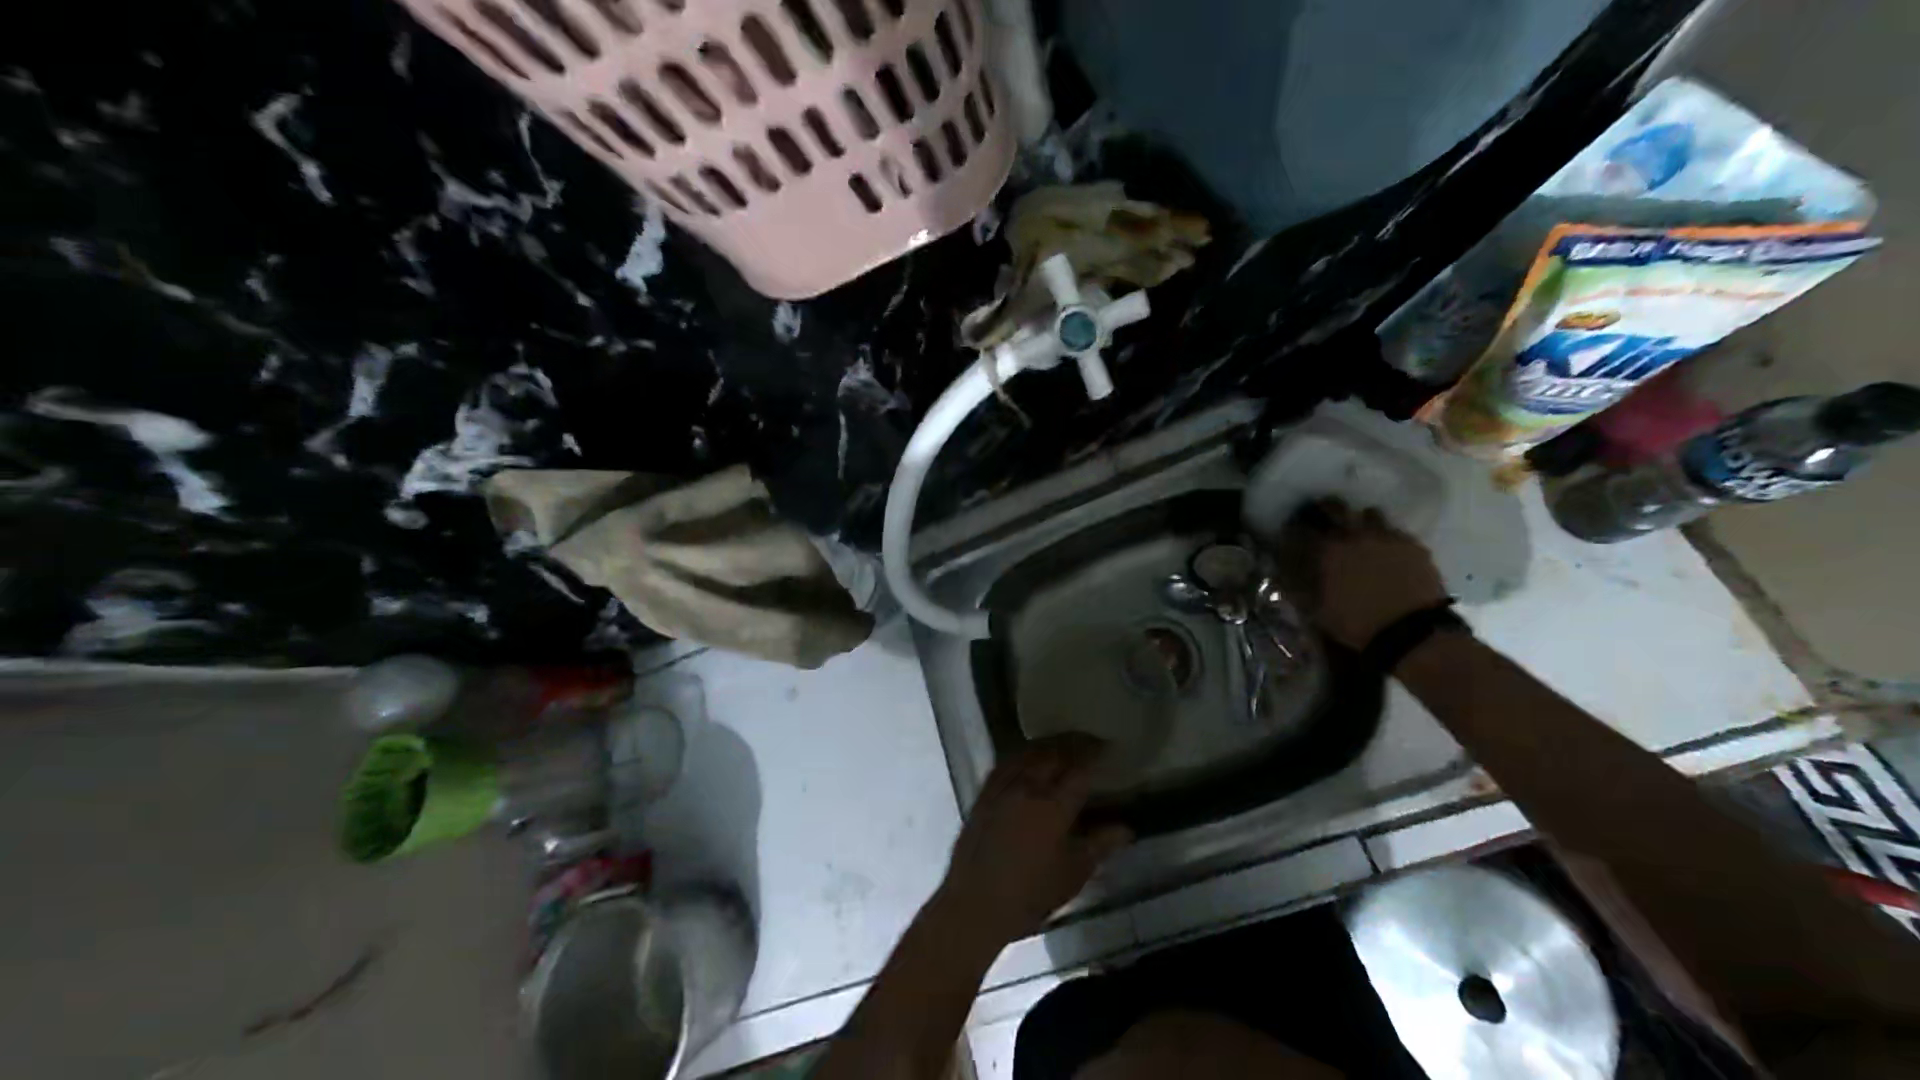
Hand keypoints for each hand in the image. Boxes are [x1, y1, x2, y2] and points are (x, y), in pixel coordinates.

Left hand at [934, 735, 1132, 947]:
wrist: (975, 904)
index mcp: (1053, 806)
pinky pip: (1006, 762)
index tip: (1108, 747)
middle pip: (1054, 753)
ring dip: (1049, 744)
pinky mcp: (984, 794)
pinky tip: (1028, 757)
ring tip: (1063, 744)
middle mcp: (1027, 788)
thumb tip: (1126, 828)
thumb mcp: (1072, 874)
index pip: (1080, 770)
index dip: (1096, 755)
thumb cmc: (1030, 895)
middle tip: (1090, 742)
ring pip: (1028, 753)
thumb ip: (1099, 845)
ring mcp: (1002, 788)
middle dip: (1074, 743)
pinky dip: (1022, 754)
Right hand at [1297, 499, 1447, 649]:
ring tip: (1363, 537)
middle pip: (1336, 507)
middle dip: (1327, 510)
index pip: (1303, 526)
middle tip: (1326, 520)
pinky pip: (1397, 532)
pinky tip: (1391, 555)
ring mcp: (1387, 537)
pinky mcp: (1414, 546)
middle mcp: (1355, 536)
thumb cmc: (1356, 624)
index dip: (1296, 527)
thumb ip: (1299, 588)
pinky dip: (1389, 539)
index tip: (1294, 531)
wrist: (1411, 633)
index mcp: (1327, 551)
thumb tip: (1283, 575)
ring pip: (1371, 514)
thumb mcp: (1317, 611)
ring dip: (1363, 522)